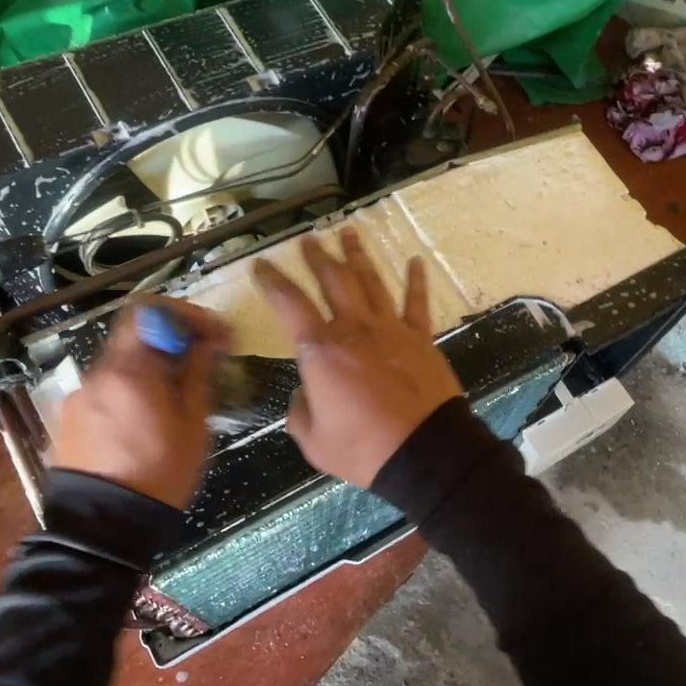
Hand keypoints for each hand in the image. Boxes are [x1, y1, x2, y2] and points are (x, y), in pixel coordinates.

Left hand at [48, 298, 226, 508]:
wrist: (103, 528)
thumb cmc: (160, 474)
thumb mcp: (193, 425)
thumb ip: (197, 375)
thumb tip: (207, 342)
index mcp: (130, 370)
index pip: (150, 310)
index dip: (185, 314)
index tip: (213, 335)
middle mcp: (97, 374)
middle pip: (135, 335)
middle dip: (172, 341)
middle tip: (202, 362)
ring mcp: (78, 396)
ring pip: (121, 365)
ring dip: (151, 368)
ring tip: (177, 399)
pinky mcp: (69, 419)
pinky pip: (106, 390)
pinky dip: (131, 391)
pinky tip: (147, 422)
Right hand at [254, 228, 463, 487]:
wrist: (424, 452)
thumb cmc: (363, 448)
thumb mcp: (314, 440)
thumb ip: (301, 411)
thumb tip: (305, 392)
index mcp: (321, 350)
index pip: (289, 304)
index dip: (272, 281)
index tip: (261, 265)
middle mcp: (355, 328)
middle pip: (333, 280)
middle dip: (318, 257)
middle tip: (309, 239)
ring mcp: (392, 329)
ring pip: (371, 282)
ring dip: (358, 256)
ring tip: (348, 233)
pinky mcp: (422, 339)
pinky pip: (417, 303)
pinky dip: (416, 281)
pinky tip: (415, 262)